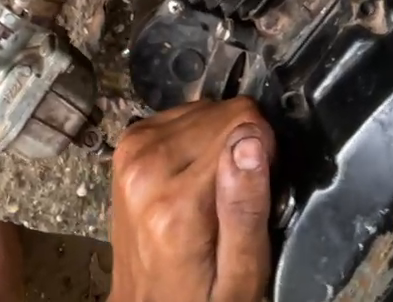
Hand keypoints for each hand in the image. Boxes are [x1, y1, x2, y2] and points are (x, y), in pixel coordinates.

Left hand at [109, 98, 274, 301]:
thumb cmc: (196, 298)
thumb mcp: (239, 278)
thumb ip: (246, 210)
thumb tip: (250, 140)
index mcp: (175, 202)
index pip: (241, 123)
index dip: (262, 149)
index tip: (258, 185)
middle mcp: (145, 166)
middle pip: (221, 112)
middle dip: (238, 144)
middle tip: (234, 194)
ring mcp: (133, 150)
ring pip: (204, 109)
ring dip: (216, 140)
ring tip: (214, 188)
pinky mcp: (130, 142)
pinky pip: (183, 114)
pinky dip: (196, 137)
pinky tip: (196, 173)